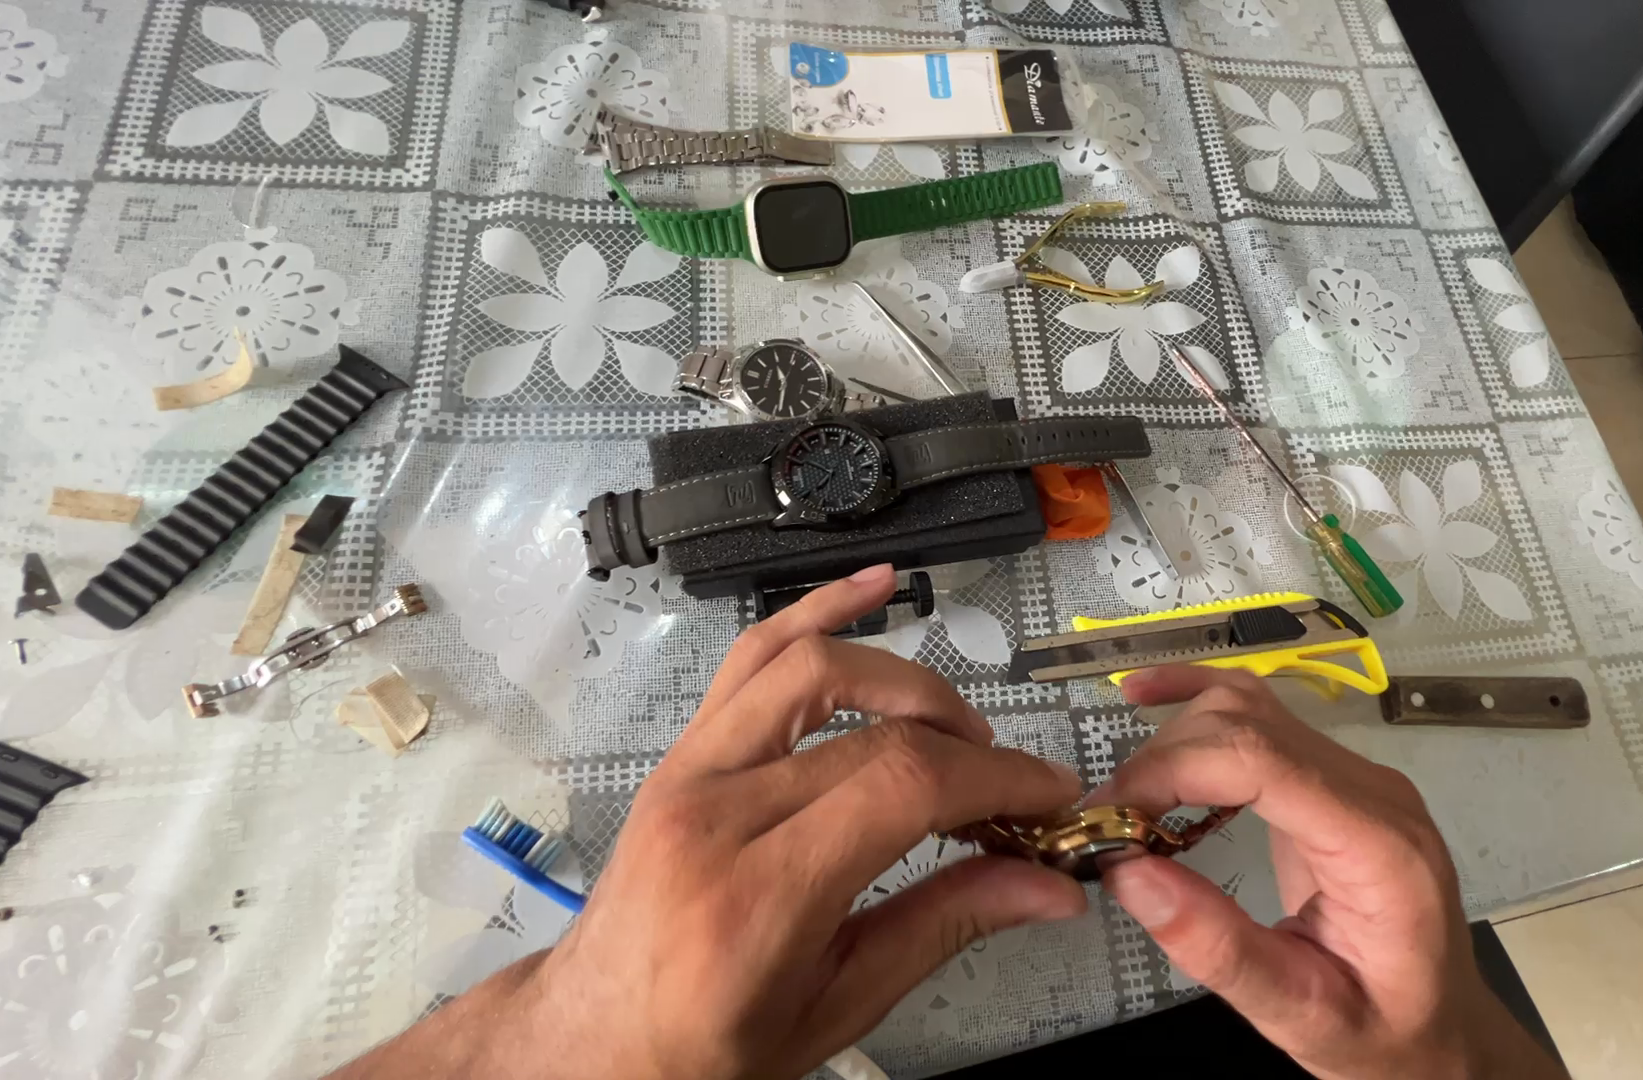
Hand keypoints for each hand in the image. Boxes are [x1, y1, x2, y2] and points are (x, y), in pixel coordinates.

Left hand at [330, 565, 1084, 1079]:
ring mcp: (689, 765)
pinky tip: (874, 585)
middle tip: (1012, 782)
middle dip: (968, 746)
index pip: (898, 788)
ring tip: (957, 721)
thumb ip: (946, 926)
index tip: (1047, 793)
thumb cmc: (710, 1048)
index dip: (992, 776)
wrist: (591, 1040)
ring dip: (906, 680)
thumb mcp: (838, 1006)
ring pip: (812, 665)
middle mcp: (716, 812)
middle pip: (872, 734)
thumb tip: (1051, 887)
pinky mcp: (685, 745)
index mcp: (756, 898)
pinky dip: (819, 608)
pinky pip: (752, 653)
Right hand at [1090, 665, 1564, 1079]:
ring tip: (1129, 796)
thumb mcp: (1303, 1018)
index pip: (1261, 760)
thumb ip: (1218, 948)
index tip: (1112, 812)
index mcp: (1377, 844)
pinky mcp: (1322, 767)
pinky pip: (1252, 709)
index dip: (1173, 769)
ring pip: (1241, 704)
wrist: (1445, 1027)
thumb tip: (1126, 870)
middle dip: (1161, 760)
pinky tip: (1144, 692)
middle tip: (1111, 820)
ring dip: (1170, 737)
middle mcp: (1368, 785)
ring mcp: (1347, 768)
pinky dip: (1193, 693)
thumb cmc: (1385, 1032)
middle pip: (1244, 724)